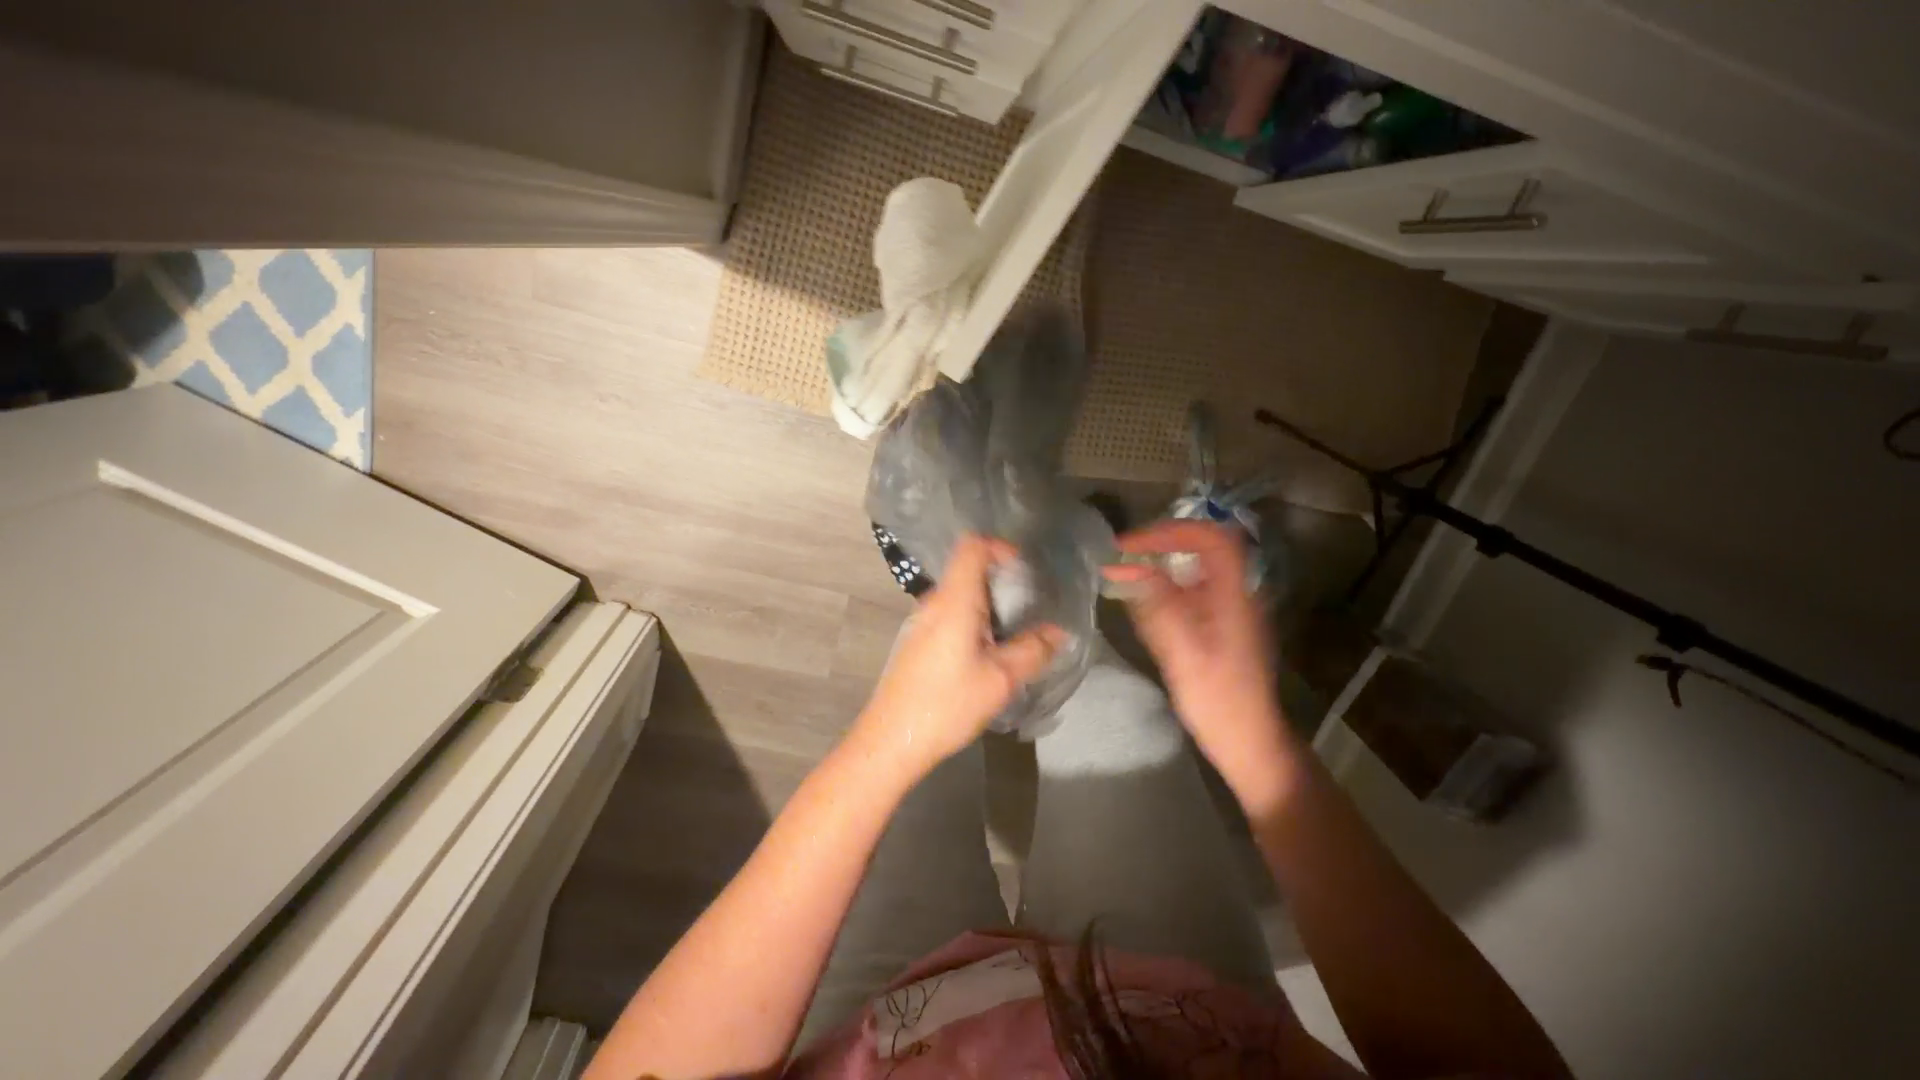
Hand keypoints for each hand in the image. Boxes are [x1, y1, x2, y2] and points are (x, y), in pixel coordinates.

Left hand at [848, 535, 1063, 781]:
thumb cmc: (946, 706)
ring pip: (958, 599)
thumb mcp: (1000, 680)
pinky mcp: (914, 644)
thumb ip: (1033, 650)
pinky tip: (985, 659)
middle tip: (1030, 609)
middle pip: (967, 573)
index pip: (972, 547)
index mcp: (953, 601)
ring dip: (987, 610)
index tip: (1025, 570)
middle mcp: (932, 604)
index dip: (1000, 547)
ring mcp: (919, 623)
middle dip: (1001, 584)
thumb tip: (1059, 631)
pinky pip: (948, 619)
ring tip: (1012, 638)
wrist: (890, 742)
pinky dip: (971, 626)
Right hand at [1103, 521, 1296, 797]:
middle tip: (1123, 554)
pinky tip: (1145, 602)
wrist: (1250, 741)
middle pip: (1205, 546)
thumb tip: (1128, 566)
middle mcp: (1237, 593)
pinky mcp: (1224, 627)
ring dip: (1163, 563)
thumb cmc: (1218, 698)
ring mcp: (1232, 610)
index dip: (1169, 531)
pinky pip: (1195, 591)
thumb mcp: (1181, 650)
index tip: (1129, 545)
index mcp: (1234, 593)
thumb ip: (1156, 603)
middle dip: (1162, 542)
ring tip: (1126, 572)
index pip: (1208, 537)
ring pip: (1199, 568)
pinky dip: (1168, 586)